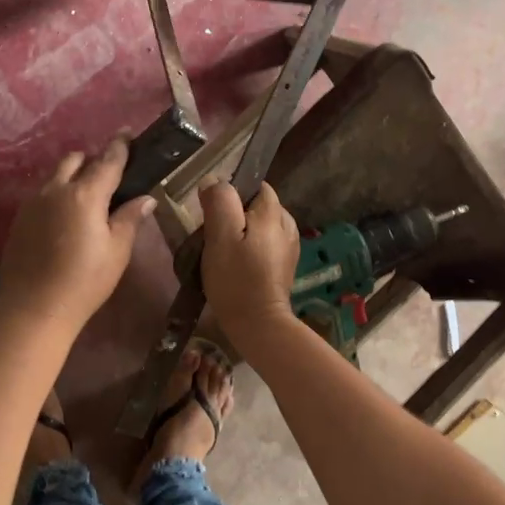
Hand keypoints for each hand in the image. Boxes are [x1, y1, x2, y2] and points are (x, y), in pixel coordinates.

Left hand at [0, 138, 156, 332]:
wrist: (34, 309)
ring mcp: (33, 203)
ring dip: (72, 177)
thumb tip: (145, 198)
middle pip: (75, 160)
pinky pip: (42, 194)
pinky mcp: (19, 218)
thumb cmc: (84, 281)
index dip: (119, 146)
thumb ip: (129, 219)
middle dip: (92, 160)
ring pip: (55, 176)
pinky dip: (57, 195)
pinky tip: (64, 218)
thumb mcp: (117, 252)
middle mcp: (56, 190)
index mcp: (85, 195)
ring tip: (86, 197)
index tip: (127, 134)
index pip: (107, 161)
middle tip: (108, 176)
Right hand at [199, 181, 299, 340]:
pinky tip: (239, 265)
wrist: (258, 324)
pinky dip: (252, 249)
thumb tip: (214, 181)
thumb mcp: (220, 236)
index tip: (214, 213)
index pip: (255, 186)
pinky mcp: (286, 266)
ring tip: (226, 252)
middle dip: (237, 214)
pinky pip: (266, 245)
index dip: (232, 194)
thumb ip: (219, 202)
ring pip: (262, 226)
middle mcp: (287, 224)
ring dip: (245, 233)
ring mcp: (290, 247)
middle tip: (215, 236)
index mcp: (273, 212)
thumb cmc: (236, 278)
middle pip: (258, 206)